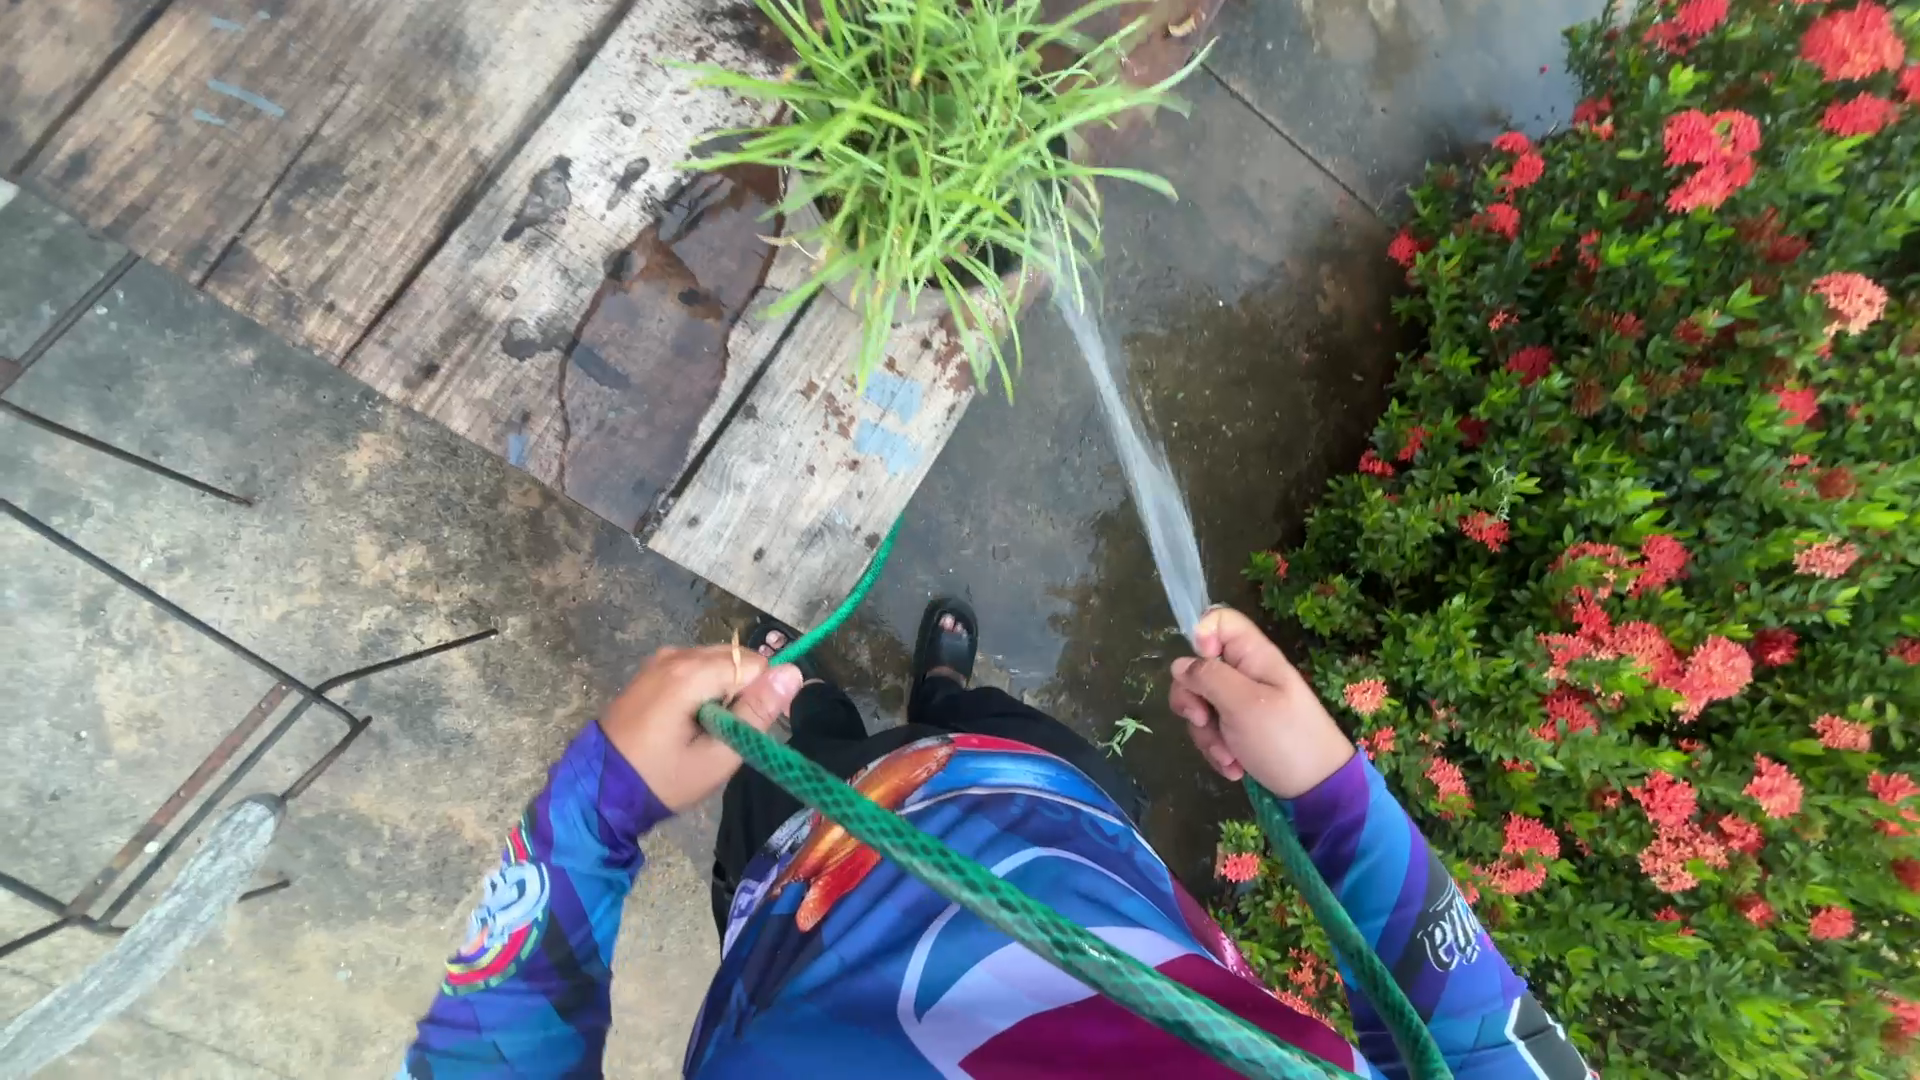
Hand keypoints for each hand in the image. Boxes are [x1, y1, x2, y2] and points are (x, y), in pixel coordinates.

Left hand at [600, 644, 803, 810]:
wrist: (595, 793)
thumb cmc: (661, 779)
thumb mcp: (717, 757)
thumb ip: (757, 712)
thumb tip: (794, 673)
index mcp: (691, 673)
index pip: (757, 666)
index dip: (760, 698)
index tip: (744, 731)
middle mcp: (677, 655)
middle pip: (739, 659)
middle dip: (743, 692)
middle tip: (725, 734)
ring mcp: (662, 659)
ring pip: (721, 662)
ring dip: (725, 691)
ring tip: (705, 730)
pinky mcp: (654, 668)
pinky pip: (699, 667)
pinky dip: (706, 688)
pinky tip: (690, 720)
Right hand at [1168, 607, 1354, 797]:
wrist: (1319, 792)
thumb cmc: (1285, 740)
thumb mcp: (1243, 704)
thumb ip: (1208, 677)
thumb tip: (1180, 665)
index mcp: (1253, 656)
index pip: (1219, 621)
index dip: (1201, 636)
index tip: (1198, 670)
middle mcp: (1245, 674)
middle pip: (1198, 668)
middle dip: (1193, 700)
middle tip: (1204, 721)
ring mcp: (1240, 702)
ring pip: (1199, 703)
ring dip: (1206, 734)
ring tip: (1228, 757)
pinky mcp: (1238, 729)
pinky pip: (1210, 729)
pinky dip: (1217, 749)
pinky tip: (1234, 766)